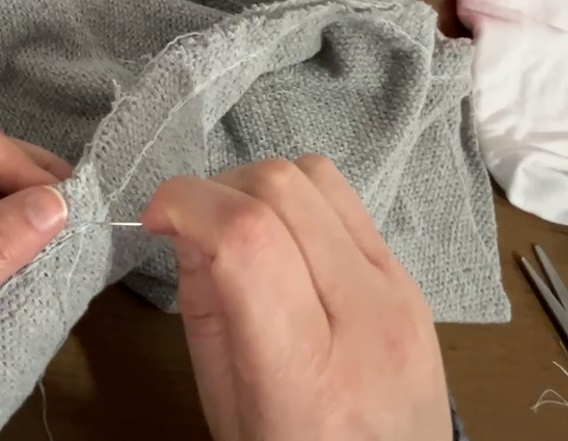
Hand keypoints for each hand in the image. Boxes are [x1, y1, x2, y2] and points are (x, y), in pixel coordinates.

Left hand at [0, 124, 70, 440]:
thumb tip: (58, 199)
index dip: (18, 164)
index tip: (63, 201)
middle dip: (35, 187)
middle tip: (85, 216)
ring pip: (4, 218)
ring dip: (41, 224)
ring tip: (83, 240)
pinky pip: (9, 264)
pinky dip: (38, 261)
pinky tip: (62, 270)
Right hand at [142, 156, 449, 440]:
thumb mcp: (220, 393)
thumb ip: (201, 297)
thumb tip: (185, 221)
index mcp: (309, 371)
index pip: (246, 237)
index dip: (186, 202)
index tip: (155, 218)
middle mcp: (369, 320)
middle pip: (280, 189)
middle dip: (215, 188)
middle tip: (195, 225)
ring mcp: (400, 292)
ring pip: (314, 174)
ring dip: (258, 185)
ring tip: (240, 226)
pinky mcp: (412, 278)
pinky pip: (343, 197)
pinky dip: (296, 199)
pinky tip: (284, 238)